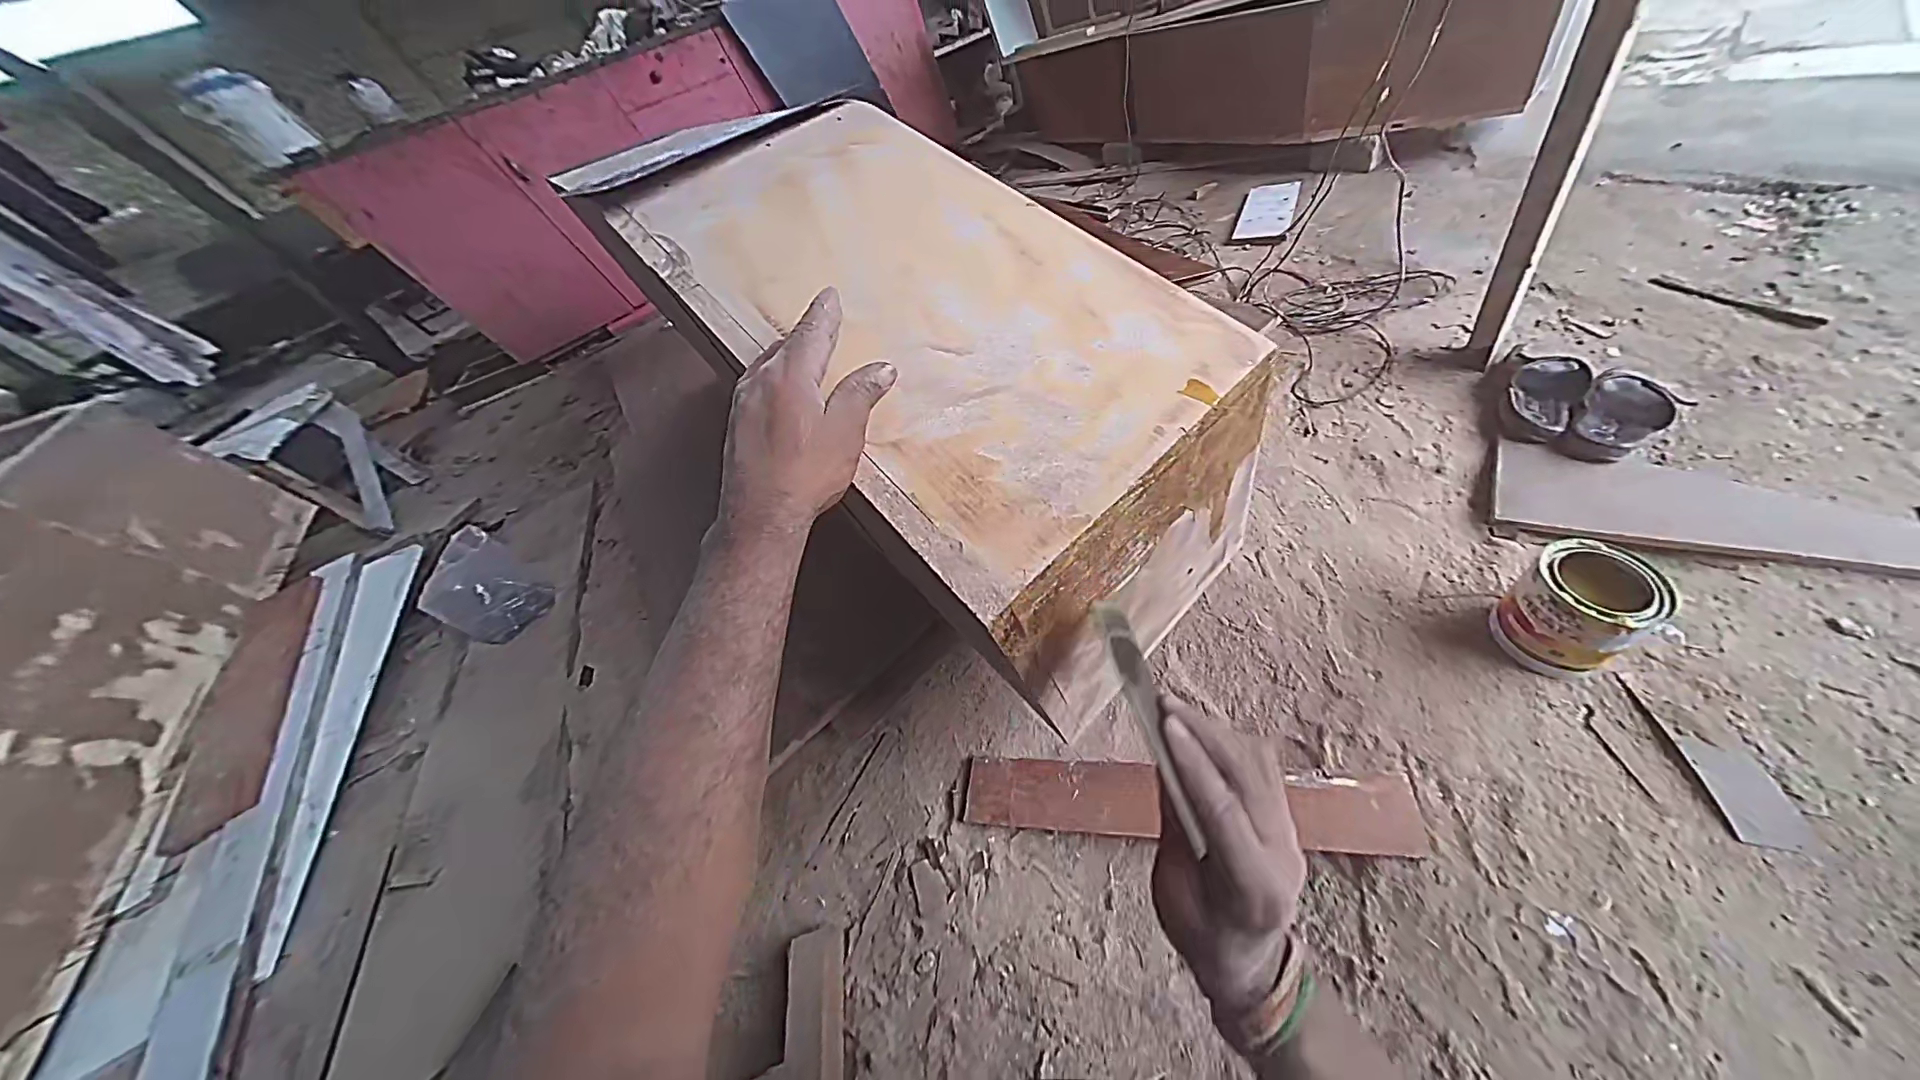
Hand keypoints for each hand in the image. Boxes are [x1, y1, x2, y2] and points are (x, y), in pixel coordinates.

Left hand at [717, 287, 895, 540]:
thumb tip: (881, 369)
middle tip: (823, 323)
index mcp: (790, 376)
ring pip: (769, 363)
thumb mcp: (845, 432)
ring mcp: (744, 401)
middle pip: (787, 344)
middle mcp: (761, 381)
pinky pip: (758, 383)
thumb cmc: (804, 476)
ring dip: (789, 354)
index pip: (811, 332)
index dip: (824, 313)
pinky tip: (782, 390)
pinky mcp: (737, 422)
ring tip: (805, 354)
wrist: (761, 515)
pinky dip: (775, 376)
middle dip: (807, 332)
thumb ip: (860, 394)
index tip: (830, 296)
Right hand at [1152, 695, 1307, 1019]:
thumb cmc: (1202, 934)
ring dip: (1215, 731)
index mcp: (1252, 886)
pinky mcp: (1285, 816)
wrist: (1249, 960)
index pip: (1224, 810)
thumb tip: (1166, 764)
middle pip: (1246, 775)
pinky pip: (1262, 767)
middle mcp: (1282, 852)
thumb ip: (1175, 827)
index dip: (1193, 763)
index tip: (1165, 723)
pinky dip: (1229, 741)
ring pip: (1258, 764)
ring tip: (1176, 710)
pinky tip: (1202, 729)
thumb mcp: (1173, 888)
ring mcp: (1290, 832)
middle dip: (1204, 733)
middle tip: (1164, 704)